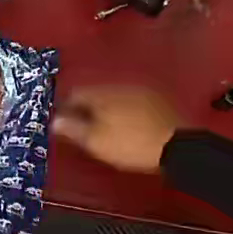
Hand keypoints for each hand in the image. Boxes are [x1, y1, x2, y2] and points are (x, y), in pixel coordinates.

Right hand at [51, 86, 178, 172]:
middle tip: (82, 129)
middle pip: (94, 93)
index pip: (74, 94)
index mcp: (101, 93)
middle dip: (85, 109)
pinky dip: (123, 111)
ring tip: (104, 129)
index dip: (65, 109)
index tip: (63, 125)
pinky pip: (131, 101)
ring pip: (113, 96)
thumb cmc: (130, 145)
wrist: (178, 147)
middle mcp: (120, 85)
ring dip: (105, 109)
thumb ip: (73, 129)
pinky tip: (125, 126)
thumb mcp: (96, 141)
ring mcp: (141, 90)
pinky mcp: (158, 100)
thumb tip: (54, 120)